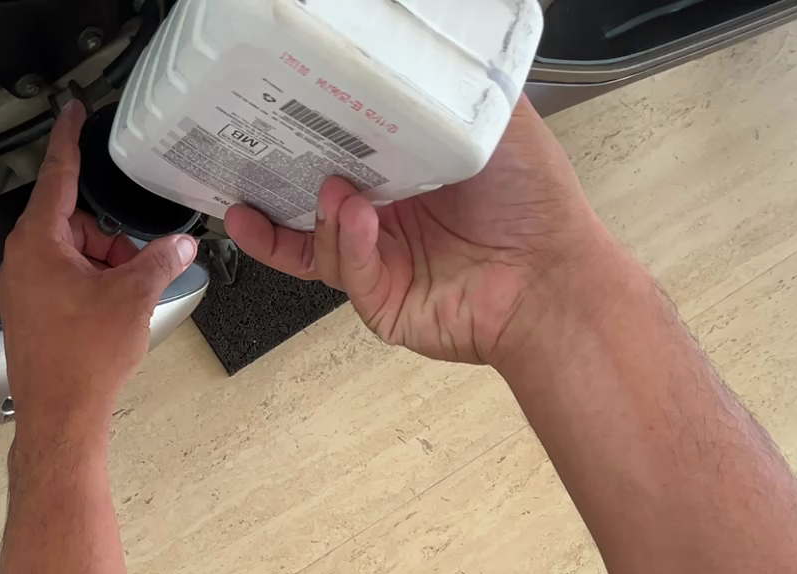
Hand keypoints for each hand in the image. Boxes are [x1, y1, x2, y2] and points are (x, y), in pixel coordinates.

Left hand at [0, 101, 199, 446]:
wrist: (60, 416)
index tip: (72, 112)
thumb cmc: (81, 362)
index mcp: (38, 242)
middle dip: (110, 241)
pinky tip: (108, 318)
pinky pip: (64, 284)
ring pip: (71, 257)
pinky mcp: (30, 315)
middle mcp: (22, 261)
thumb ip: (160, 261)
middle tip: (135, 268)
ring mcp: (23, 290)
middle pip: (74, 223)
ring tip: (123, 303)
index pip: (57, 173)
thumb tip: (180, 245)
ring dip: (104, 269)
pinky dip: (91, 290)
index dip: (70, 138)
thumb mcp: (133, 298)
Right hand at [224, 97, 620, 370]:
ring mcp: (379, 265)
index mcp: (403, 176)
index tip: (270, 118)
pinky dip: (350, 247)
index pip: (338, 157)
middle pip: (310, 205)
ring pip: (319, 244)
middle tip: (247, 163)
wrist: (550, 280)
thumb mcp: (494, 121)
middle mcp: (385, 221)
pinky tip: (358, 220)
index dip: (302, 142)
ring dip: (321, 217)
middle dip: (275, 189)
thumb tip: (411, 47)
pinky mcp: (380, 303)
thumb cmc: (534, 205)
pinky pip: (349, 274)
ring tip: (333, 192)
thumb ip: (448, 90)